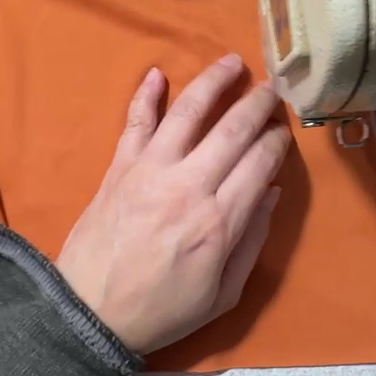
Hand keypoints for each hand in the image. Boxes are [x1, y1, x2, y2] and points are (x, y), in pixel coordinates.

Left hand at [57, 56, 289, 354]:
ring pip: (188, 112)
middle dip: (258, 103)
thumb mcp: (222, 295)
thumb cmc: (162, 310)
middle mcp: (188, 185)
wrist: (90, 313)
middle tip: (272, 88)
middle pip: (233, 130)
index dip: (278, 141)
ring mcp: (151, 170)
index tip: (285, 130)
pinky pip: (135, 122)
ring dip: (213, 82)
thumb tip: (270, 192)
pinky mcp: (120, 166)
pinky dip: (145, 94)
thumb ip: (252, 241)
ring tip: (232, 62)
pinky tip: (157, 73)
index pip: (260, 162)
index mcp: (219, 222)